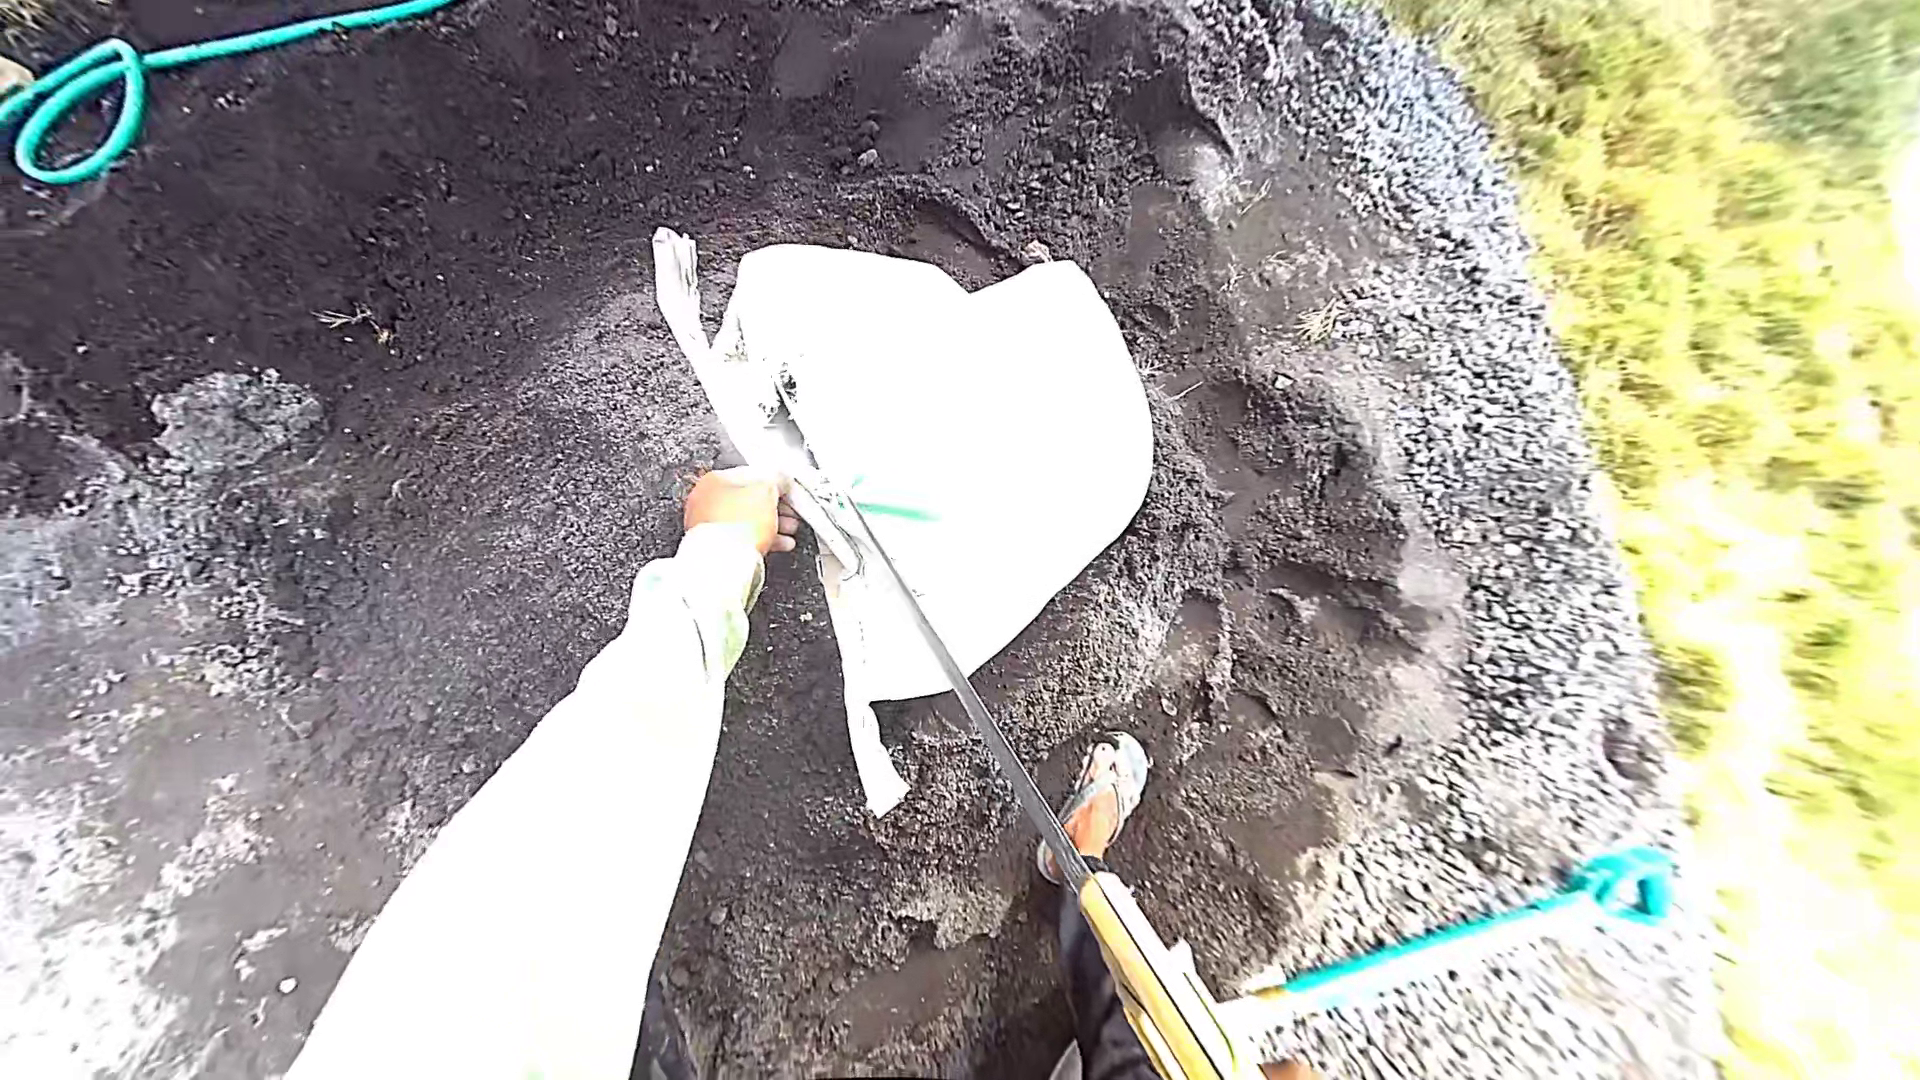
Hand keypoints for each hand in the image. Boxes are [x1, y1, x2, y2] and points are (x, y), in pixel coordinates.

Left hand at [684, 467, 799, 554]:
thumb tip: (781, 479)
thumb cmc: (739, 524)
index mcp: (714, 480)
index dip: (775, 483)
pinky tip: (780, 543)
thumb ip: (776, 481)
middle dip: (775, 507)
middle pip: (749, 500)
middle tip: (791, 512)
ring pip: (748, 521)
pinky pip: (744, 539)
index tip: (789, 491)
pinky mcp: (717, 548)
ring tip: (789, 530)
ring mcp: (709, 527)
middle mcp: (705, 501)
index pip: (751, 475)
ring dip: (772, 524)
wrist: (724, 563)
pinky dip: (764, 539)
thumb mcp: (767, 491)